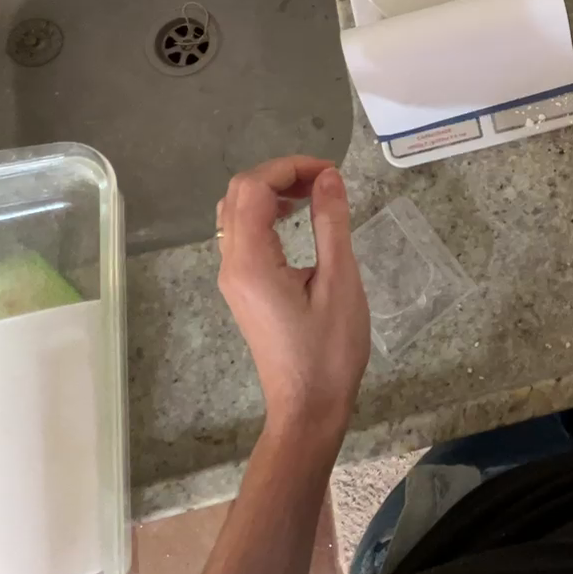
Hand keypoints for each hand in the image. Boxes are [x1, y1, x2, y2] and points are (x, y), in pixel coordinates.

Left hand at [215, 157, 368, 442]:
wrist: (308, 406)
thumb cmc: (329, 348)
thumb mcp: (340, 281)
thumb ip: (331, 223)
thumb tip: (328, 177)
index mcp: (251, 262)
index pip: (253, 188)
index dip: (289, 168)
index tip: (330, 173)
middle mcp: (232, 265)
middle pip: (238, 194)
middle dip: (280, 175)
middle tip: (324, 181)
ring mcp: (234, 278)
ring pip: (237, 212)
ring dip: (272, 192)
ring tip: (314, 194)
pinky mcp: (244, 288)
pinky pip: (244, 234)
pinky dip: (268, 213)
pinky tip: (299, 219)